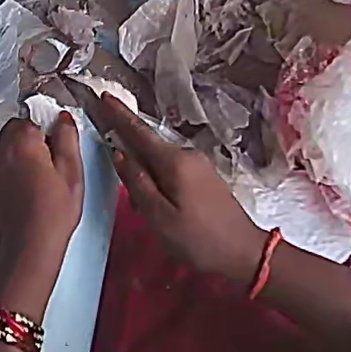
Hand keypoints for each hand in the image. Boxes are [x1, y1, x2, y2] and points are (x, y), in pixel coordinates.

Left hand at [0, 112, 83, 316]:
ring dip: (18, 155)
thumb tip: (62, 119)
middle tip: (49, 164)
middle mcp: (0, 152)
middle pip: (13, 131)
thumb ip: (67, 138)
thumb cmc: (53, 213)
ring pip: (4, 148)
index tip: (56, 149)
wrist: (30, 246)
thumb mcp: (72, 172)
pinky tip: (24, 189)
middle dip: (30, 141)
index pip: (31, 120)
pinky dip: (8, 172)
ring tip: (38, 179)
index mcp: (22, 142)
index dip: (47, 133)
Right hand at [92, 93, 270, 284]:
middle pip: (147, 146)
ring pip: (158, 161)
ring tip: (144, 210)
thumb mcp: (159, 215)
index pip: (138, 131)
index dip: (119, 114)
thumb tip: (118, 153)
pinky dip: (157, 181)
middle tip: (123, 189)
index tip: (104, 95)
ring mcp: (197, 165)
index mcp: (173, 161)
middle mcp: (186, 155)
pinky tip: (158, 206)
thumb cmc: (199, 239)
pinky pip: (170, 170)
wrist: (246, 256)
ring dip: (144, 176)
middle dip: (129, 158)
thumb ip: (136, 182)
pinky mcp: (203, 177)